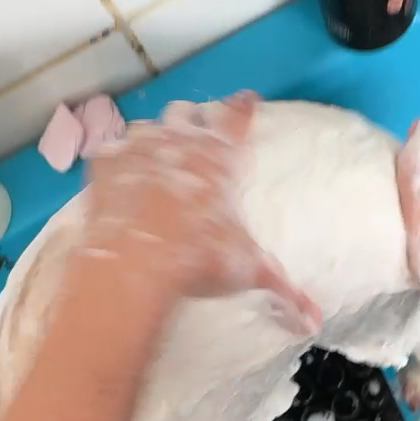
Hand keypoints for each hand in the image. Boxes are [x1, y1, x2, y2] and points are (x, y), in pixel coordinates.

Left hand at [80, 92, 321, 333]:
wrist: (135, 263)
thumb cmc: (199, 258)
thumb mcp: (247, 270)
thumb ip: (282, 288)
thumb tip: (315, 320)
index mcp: (218, 156)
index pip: (236, 118)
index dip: (243, 107)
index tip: (248, 100)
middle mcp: (178, 141)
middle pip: (187, 112)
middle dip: (194, 120)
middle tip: (198, 133)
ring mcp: (138, 149)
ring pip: (147, 126)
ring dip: (154, 138)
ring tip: (157, 156)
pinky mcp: (104, 166)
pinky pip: (109, 151)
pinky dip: (116, 161)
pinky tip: (119, 176)